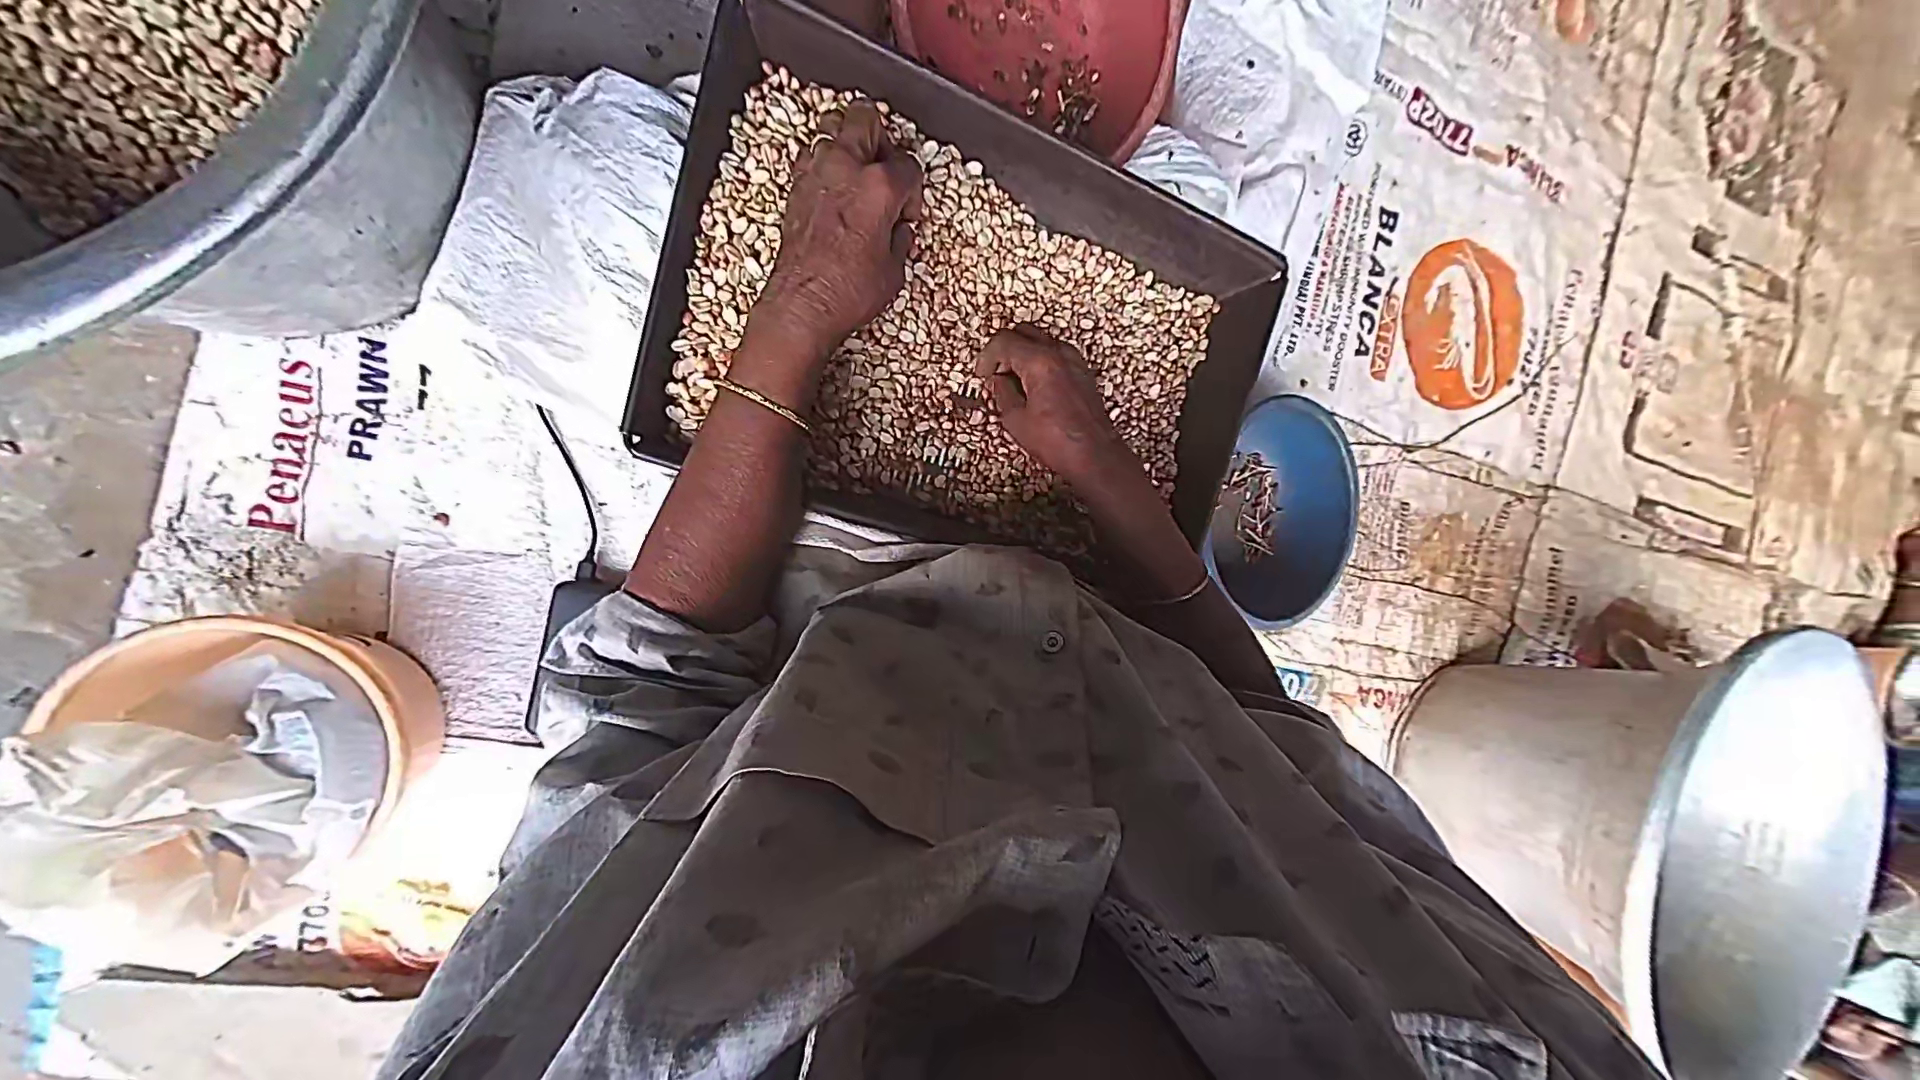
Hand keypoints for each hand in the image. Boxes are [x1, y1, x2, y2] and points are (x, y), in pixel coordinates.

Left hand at [748, 101, 923, 365]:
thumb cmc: (846, 292)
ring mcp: (815, 174)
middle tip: (887, 168)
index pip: (908, 166)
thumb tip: (899, 230)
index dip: (913, 190)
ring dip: (849, 144)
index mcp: (880, 186)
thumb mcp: (894, 271)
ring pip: (832, 128)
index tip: (908, 211)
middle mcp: (845, 168)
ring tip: (859, 174)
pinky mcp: (794, 190)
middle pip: (866, 119)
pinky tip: (834, 191)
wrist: (803, 306)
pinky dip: (825, 165)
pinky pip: (811, 157)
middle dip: (882, 139)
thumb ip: (900, 239)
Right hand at [975, 326, 1149, 505]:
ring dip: (1022, 354)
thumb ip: (1002, 393)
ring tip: (1012, 382)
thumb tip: (998, 382)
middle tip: (994, 374)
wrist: (1093, 455)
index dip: (986, 357)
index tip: (982, 373)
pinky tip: (1032, 386)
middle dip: (1003, 350)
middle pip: (1022, 332)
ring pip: (1039, 340)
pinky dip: (1039, 361)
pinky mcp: (1082, 372)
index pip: (1004, 341)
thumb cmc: (1060, 442)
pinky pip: (1055, 353)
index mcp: (1040, 362)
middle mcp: (1060, 354)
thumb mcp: (1016, 420)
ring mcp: (1074, 360)